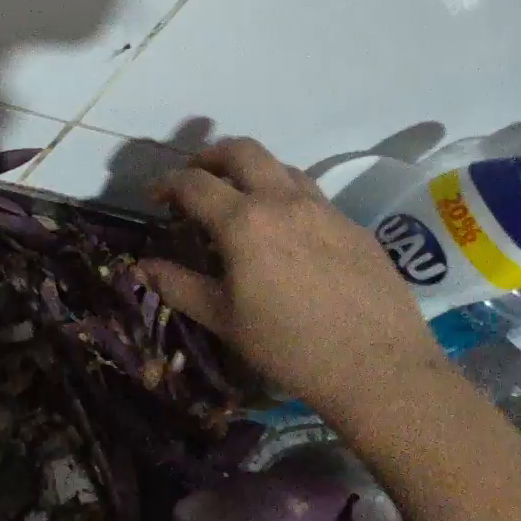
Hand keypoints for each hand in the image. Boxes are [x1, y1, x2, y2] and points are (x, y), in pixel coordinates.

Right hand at [131, 137, 445, 414]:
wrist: (381, 370)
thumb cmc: (289, 346)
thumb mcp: (222, 318)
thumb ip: (177, 285)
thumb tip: (139, 266)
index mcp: (243, 222)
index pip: (193, 182)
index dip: (166, 184)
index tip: (155, 198)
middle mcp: (283, 202)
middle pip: (241, 150)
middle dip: (210, 156)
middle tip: (197, 179)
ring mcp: (324, 211)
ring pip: (282, 167)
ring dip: (252, 173)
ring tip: (241, 202)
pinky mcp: (355, 227)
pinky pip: (313, 196)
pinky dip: (286, 199)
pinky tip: (286, 235)